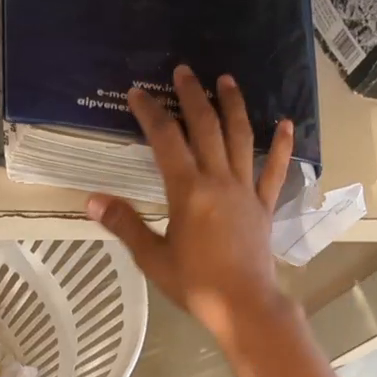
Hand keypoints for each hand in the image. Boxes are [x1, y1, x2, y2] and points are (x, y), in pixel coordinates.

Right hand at [86, 65, 299, 351]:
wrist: (243, 305)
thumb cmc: (195, 285)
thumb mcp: (152, 258)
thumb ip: (125, 225)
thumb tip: (92, 199)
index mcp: (188, 192)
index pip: (166, 141)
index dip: (151, 113)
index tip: (138, 93)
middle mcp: (219, 181)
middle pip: (206, 127)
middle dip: (193, 96)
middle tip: (183, 71)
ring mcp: (246, 191)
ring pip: (240, 138)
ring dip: (233, 106)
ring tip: (226, 80)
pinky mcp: (264, 206)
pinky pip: (273, 171)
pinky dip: (280, 146)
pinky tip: (284, 124)